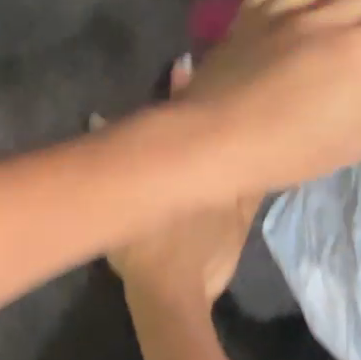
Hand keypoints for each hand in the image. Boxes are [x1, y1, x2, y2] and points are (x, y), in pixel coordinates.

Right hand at [96, 59, 261, 306]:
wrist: (171, 293)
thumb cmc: (138, 246)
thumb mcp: (118, 201)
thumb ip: (108, 158)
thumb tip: (96, 118)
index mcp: (178, 169)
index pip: (182, 122)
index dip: (182, 93)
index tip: (185, 66)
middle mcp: (211, 176)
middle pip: (213, 132)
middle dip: (206, 105)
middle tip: (206, 76)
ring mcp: (231, 198)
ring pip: (237, 154)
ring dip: (235, 130)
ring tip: (238, 103)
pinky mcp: (242, 220)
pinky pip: (253, 183)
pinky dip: (257, 164)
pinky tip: (264, 150)